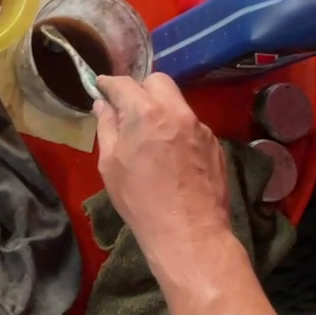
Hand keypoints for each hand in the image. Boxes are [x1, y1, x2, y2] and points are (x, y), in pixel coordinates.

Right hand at [93, 73, 233, 281]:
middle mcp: (176, 111)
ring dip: (161, 110)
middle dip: (140, 89)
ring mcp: (200, 126)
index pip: (123, 83)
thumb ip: (106, 127)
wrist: (188, 232)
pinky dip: (177, 130)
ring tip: (151, 137)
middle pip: (157, 81)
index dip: (108, 83)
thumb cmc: (140, 200)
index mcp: (145, 113)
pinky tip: (172, 156)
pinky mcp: (214, 143)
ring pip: (177, 103)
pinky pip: (191, 125)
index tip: (101, 88)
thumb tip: (103, 105)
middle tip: (129, 110)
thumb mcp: (110, 164)